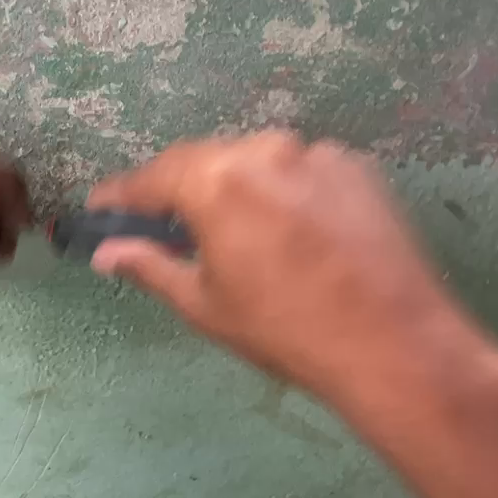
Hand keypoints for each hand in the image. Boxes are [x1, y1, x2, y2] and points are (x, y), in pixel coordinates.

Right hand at [87, 132, 497, 414]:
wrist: (397, 347)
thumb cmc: (284, 330)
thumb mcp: (203, 304)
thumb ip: (148, 266)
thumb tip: (103, 254)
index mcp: (215, 182)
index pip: (149, 178)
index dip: (119, 194)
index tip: (99, 207)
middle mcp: (262, 151)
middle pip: (198, 160)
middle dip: (173, 187)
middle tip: (159, 221)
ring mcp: (314, 154)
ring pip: (249, 158)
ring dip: (225, 184)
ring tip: (222, 224)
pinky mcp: (355, 167)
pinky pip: (295, 166)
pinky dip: (274, 187)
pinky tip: (281, 224)